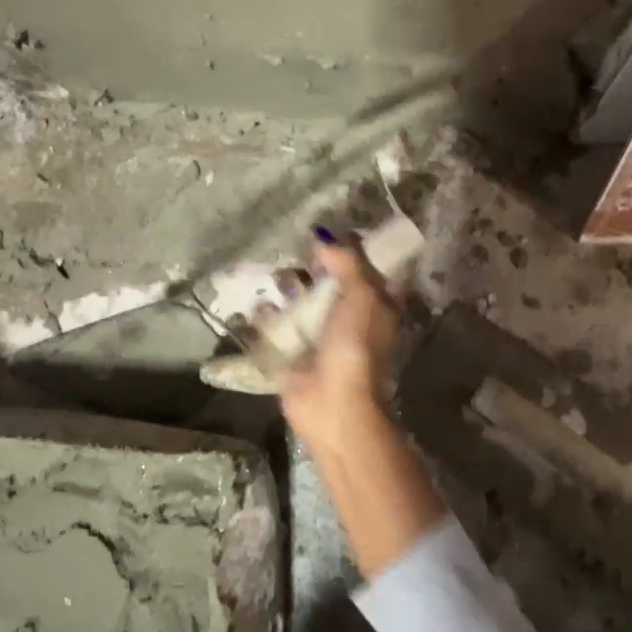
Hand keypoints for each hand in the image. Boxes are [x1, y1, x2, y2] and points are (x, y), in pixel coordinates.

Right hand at [279, 240, 400, 445]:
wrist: (334, 404)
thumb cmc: (355, 345)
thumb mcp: (361, 293)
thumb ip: (346, 261)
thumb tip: (323, 237)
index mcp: (376, 302)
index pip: (369, 266)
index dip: (354, 247)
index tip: (330, 228)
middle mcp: (350, 316)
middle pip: (331, 281)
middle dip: (313, 265)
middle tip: (293, 246)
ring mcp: (321, 336)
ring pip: (302, 302)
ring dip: (287, 288)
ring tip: (273, 274)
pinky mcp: (294, 353)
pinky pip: (277, 328)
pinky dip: (265, 316)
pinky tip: (254, 302)